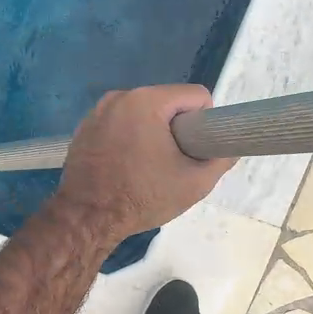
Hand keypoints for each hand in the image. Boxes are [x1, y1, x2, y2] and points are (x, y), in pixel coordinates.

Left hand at [53, 85, 234, 241]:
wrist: (87, 217)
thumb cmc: (142, 197)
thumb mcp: (196, 182)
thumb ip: (221, 158)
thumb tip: (228, 147)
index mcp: (145, 101)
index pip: (195, 96)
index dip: (204, 121)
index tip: (195, 148)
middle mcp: (118, 98)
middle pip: (167, 102)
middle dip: (176, 127)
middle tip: (172, 160)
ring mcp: (96, 112)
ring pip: (142, 113)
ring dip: (152, 132)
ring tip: (148, 165)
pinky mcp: (84, 128)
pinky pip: (119, 123)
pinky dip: (128, 137)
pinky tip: (126, 163)